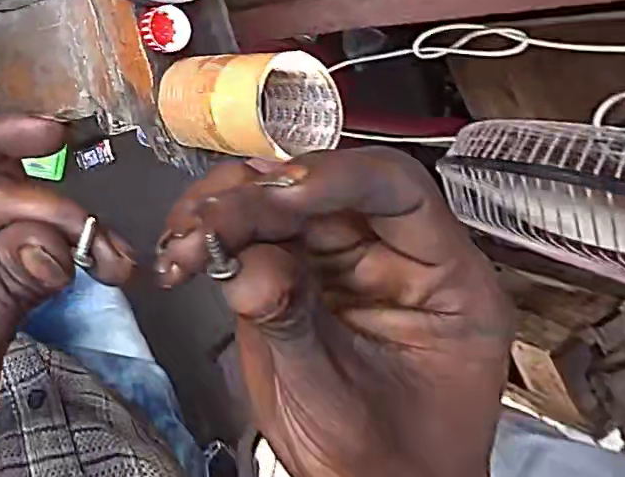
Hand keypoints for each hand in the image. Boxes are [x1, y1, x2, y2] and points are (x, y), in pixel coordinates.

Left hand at [0, 115, 138, 476]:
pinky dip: (55, 257)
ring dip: (62, 233)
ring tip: (107, 258)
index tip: (51, 133)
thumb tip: (55, 239)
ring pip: (11, 220)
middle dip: (47, 209)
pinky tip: (87, 267)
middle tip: (96, 240)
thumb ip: (0, 291)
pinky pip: (17, 253)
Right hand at [155, 148, 511, 476]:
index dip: (335, 177)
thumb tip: (248, 266)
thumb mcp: (342, 411)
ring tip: (182, 245)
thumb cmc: (382, 464)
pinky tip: (182, 248)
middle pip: (314, 184)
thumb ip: (293, 330)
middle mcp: (384, 245)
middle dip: (250, 202)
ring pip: (268, 188)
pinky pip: (241, 216)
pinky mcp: (287, 250)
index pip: (395, 188)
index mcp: (442, 278)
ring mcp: (333, 245)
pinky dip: (204, 225)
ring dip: (216, 208)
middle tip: (203, 232)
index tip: (280, 194)